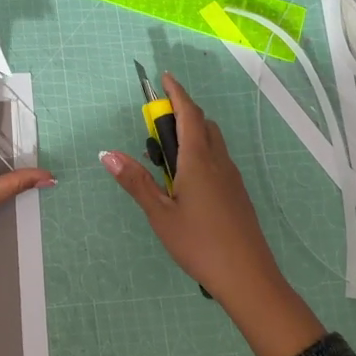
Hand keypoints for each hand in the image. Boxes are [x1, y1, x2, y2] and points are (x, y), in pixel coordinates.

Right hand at [100, 72, 323, 355]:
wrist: (248, 277)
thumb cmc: (199, 244)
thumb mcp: (159, 214)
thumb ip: (135, 181)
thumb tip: (108, 154)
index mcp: (198, 161)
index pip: (189, 114)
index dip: (176, 93)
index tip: (165, 78)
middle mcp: (219, 163)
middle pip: (204, 124)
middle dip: (182, 114)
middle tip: (157, 124)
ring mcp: (232, 179)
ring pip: (213, 143)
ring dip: (193, 135)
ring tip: (166, 156)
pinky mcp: (237, 195)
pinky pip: (218, 161)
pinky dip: (201, 154)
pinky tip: (185, 182)